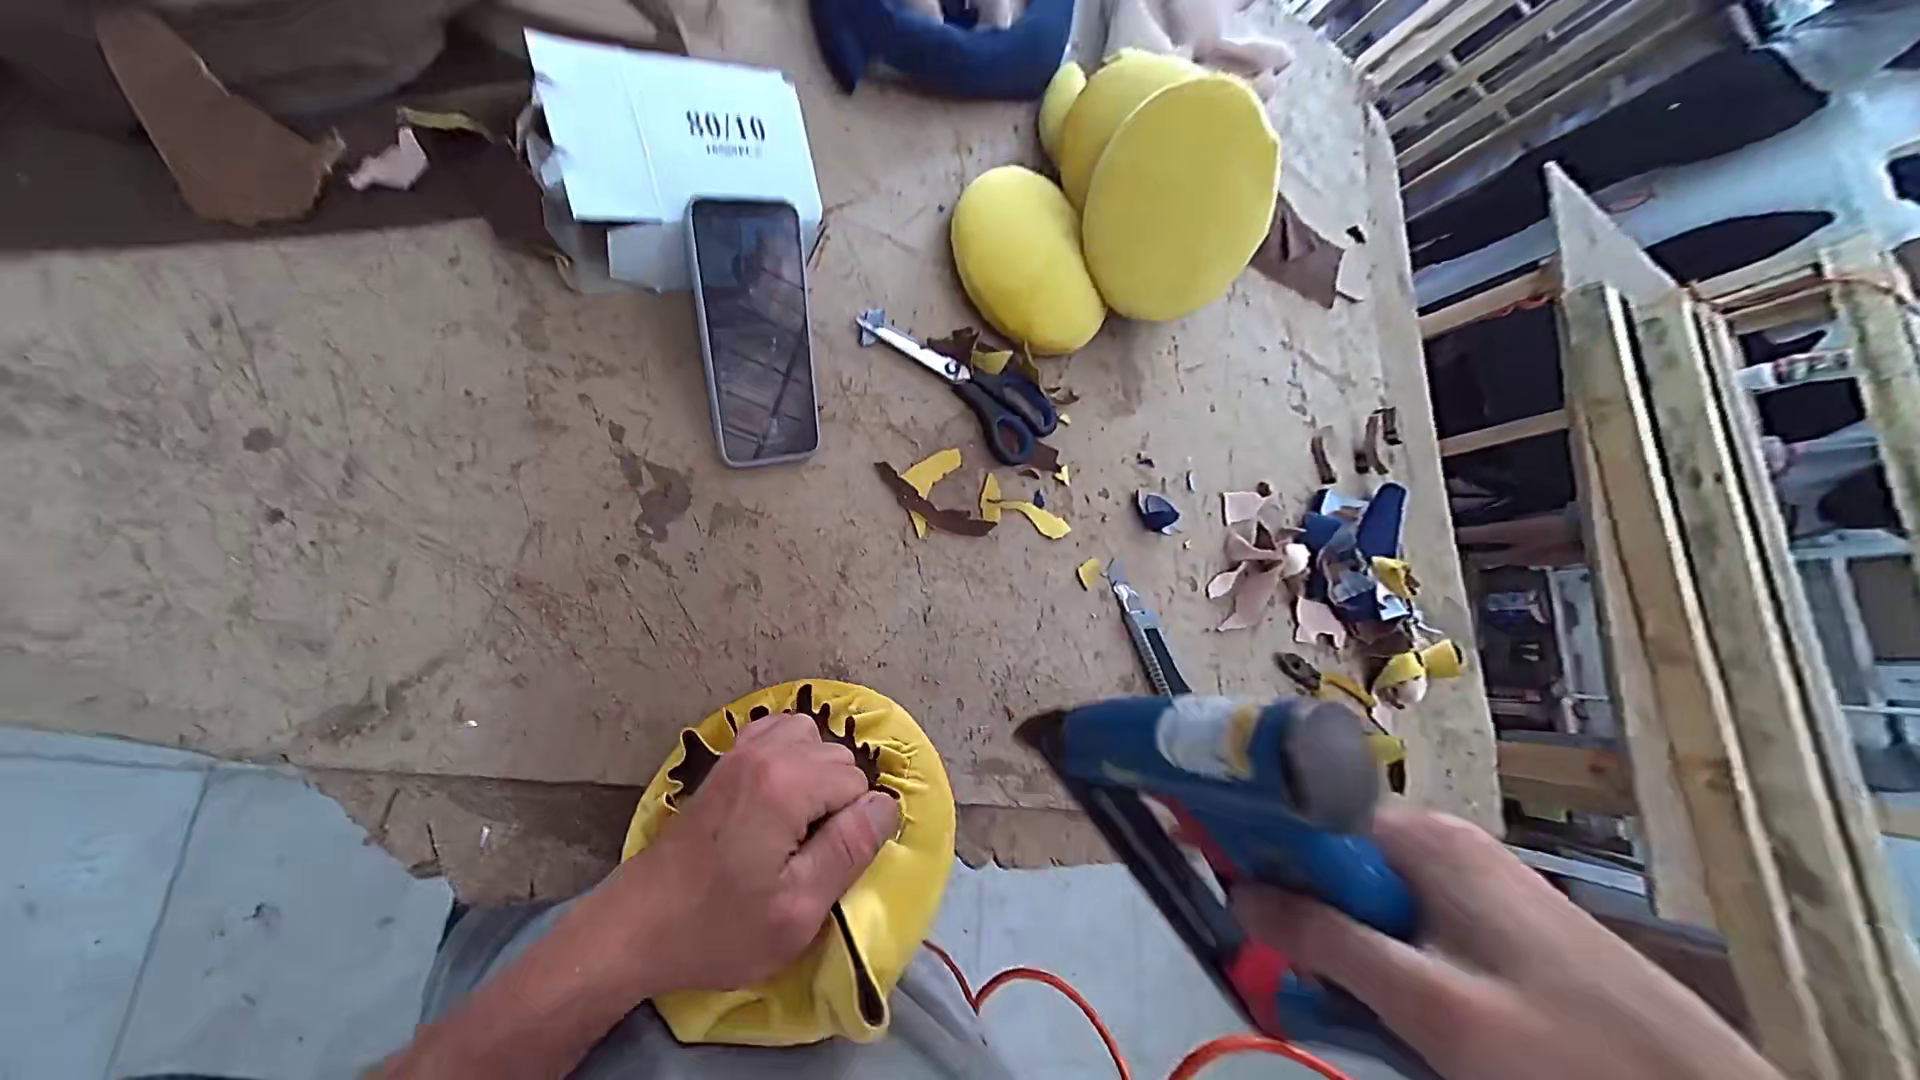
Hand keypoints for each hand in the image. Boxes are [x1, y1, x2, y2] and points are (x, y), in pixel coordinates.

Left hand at [377, 714, 898, 1079]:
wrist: (637, 927)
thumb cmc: (718, 928)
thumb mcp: (797, 908)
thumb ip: (850, 849)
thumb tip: (888, 804)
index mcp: (786, 784)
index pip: (858, 783)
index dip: (852, 826)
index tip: (824, 864)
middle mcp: (767, 752)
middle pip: (839, 757)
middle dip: (839, 801)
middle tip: (809, 852)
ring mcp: (743, 750)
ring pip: (815, 738)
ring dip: (821, 775)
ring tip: (800, 821)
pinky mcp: (727, 758)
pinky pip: (781, 730)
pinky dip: (796, 751)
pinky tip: (786, 788)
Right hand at [1233, 806, 1781, 1079]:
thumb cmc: (1568, 1052)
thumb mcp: (1432, 1006)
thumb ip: (1326, 941)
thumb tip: (1237, 893)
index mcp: (1421, 838)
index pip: (1305, 810)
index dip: (1254, 833)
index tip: (1210, 862)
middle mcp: (1438, 838)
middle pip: (1330, 849)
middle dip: (1294, 896)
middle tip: (1272, 952)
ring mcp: (1468, 874)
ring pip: (1363, 886)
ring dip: (1333, 928)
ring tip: (1327, 987)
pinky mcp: (1490, 910)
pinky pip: (1403, 911)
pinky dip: (1375, 943)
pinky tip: (1387, 995)